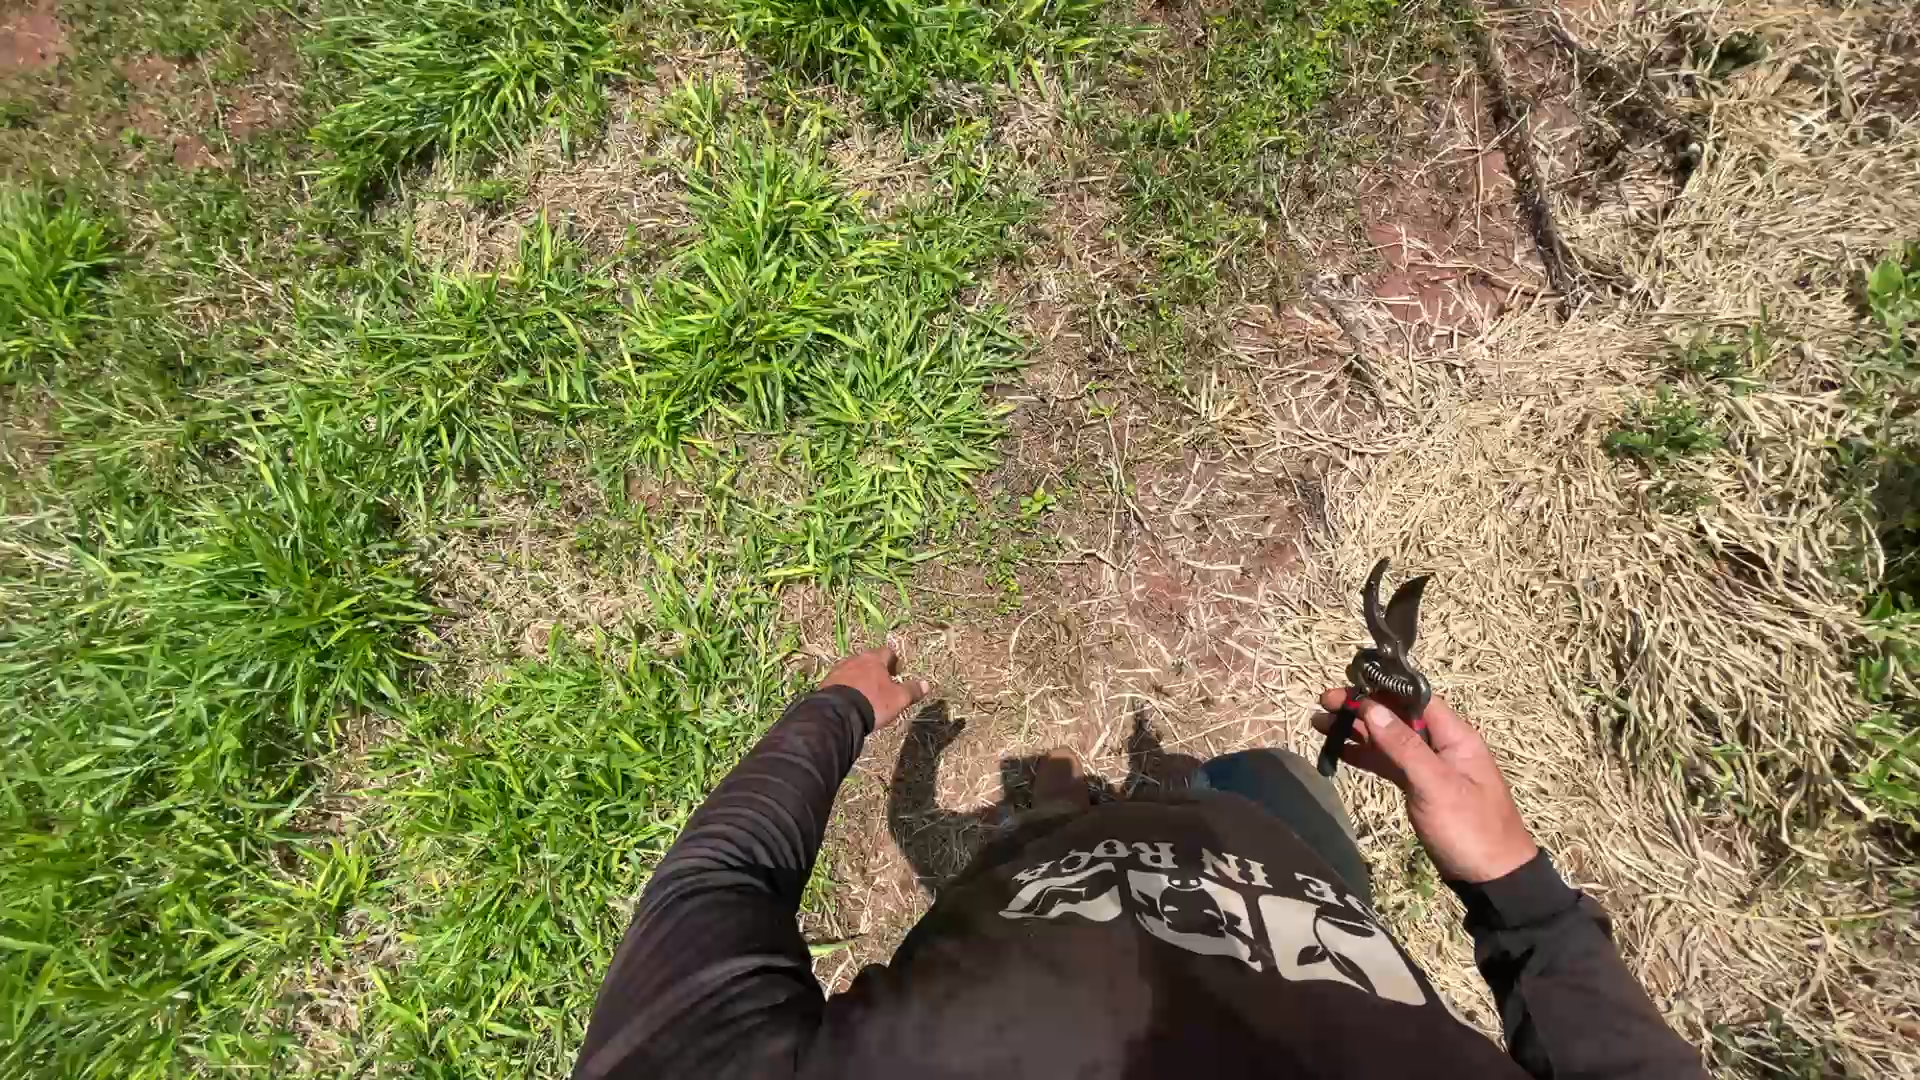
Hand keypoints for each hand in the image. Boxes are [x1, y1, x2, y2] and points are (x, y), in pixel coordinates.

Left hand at [821, 646, 929, 729]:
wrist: (837, 714)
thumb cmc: (872, 703)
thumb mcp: (898, 699)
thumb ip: (912, 690)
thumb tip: (926, 684)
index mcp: (874, 659)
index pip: (887, 652)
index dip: (893, 661)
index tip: (896, 673)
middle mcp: (855, 659)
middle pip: (868, 660)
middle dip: (875, 670)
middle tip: (881, 685)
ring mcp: (838, 670)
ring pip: (852, 670)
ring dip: (859, 679)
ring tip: (864, 695)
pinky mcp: (825, 683)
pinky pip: (839, 682)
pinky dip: (846, 688)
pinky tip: (849, 701)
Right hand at [1315, 689, 1536, 883]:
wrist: (1493, 881)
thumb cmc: (1470, 829)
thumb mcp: (1436, 785)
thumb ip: (1403, 746)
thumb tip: (1371, 707)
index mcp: (1455, 737)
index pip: (1414, 699)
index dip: (1380, 689)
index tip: (1345, 686)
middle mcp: (1440, 745)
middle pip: (1395, 715)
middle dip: (1360, 707)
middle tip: (1324, 704)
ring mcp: (1428, 766)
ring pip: (1387, 737)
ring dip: (1356, 729)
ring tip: (1320, 723)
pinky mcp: (1417, 785)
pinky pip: (1387, 761)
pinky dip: (1363, 754)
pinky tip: (1339, 750)